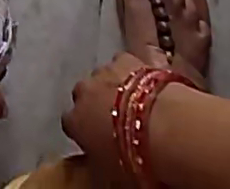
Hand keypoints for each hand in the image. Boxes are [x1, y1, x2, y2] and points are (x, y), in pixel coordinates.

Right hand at [61, 52, 151, 183]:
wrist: (160, 125)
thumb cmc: (131, 158)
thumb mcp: (107, 171)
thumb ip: (95, 157)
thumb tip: (96, 155)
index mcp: (75, 121)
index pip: (69, 122)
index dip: (82, 129)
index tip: (94, 137)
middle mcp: (83, 91)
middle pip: (83, 93)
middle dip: (94, 102)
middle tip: (114, 118)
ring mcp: (103, 71)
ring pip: (102, 76)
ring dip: (111, 86)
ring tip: (130, 101)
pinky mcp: (124, 57)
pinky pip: (121, 63)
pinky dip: (129, 71)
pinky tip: (141, 83)